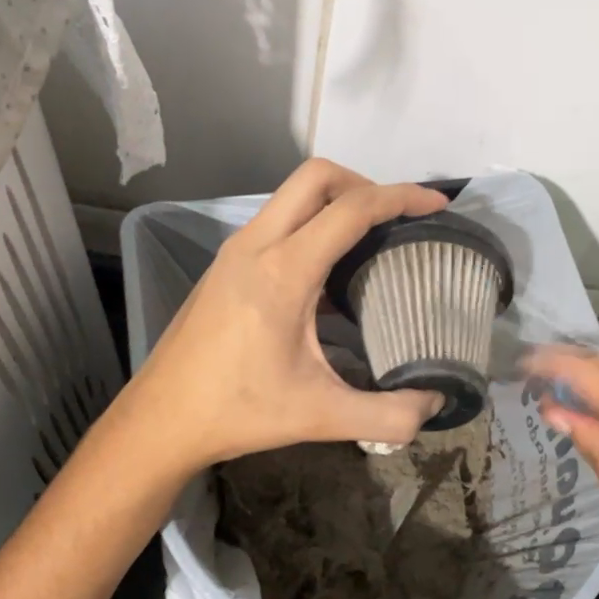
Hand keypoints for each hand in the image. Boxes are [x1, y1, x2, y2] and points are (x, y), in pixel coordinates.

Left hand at [114, 159, 448, 471]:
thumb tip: (435, 405)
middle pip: (315, 178)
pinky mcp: (223, 268)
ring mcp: (234, 253)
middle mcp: (255, 246)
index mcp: (283, 271)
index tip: (436, 207)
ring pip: (290, 197)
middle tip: (395, 220)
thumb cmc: (237, 411)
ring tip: (369, 243)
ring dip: (333, 203)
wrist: (161, 420)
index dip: (401, 199)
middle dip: (364, 184)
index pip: (351, 209)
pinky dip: (309, 226)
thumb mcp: (321, 416)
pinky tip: (327, 276)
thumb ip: (388, 414)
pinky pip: (275, 223)